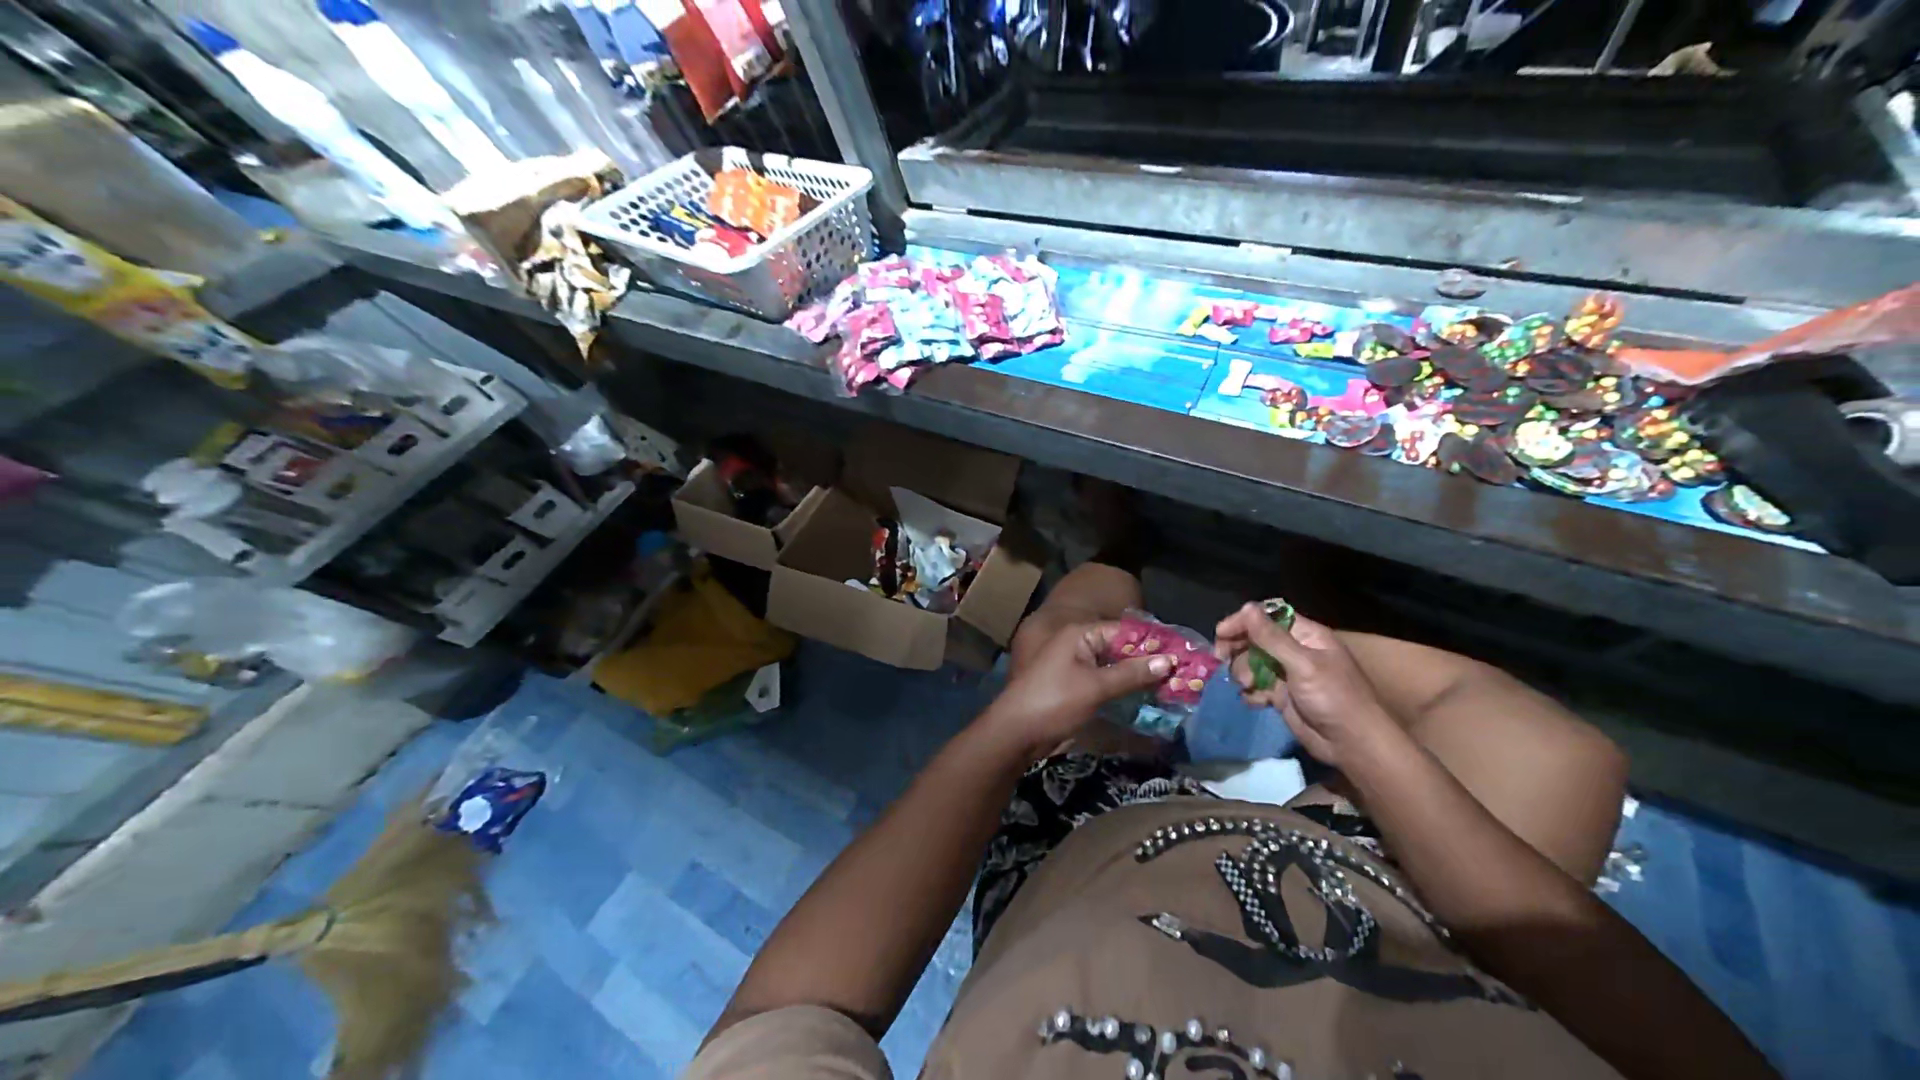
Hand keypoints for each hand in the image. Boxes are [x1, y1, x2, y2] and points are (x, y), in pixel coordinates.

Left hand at [978, 622, 1175, 758]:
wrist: (1017, 732)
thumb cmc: (1054, 702)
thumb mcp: (1096, 687)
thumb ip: (1131, 673)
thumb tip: (1168, 661)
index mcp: (1079, 634)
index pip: (1124, 630)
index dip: (1153, 642)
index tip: (1182, 654)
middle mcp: (1077, 644)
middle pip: (1120, 647)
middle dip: (1148, 660)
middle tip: (1183, 673)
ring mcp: (1075, 665)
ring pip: (1114, 665)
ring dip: (1138, 675)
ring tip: (1171, 686)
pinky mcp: (1075, 686)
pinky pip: (1106, 680)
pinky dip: (1124, 687)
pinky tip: (1145, 697)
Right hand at [1213, 603, 1402, 768]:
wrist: (1351, 744)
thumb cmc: (1333, 698)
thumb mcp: (1303, 664)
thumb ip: (1272, 638)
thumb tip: (1247, 607)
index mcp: (1307, 636)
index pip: (1268, 617)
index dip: (1244, 621)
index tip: (1221, 633)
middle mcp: (1295, 650)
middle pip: (1256, 639)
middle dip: (1238, 648)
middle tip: (1222, 659)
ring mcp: (1287, 673)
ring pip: (1252, 662)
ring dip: (1243, 672)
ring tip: (1247, 686)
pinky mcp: (1282, 695)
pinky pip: (1257, 685)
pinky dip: (1251, 691)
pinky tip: (1255, 701)